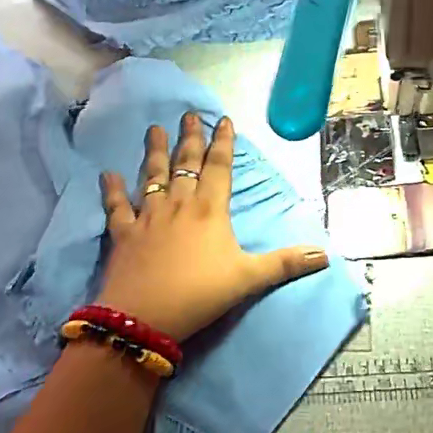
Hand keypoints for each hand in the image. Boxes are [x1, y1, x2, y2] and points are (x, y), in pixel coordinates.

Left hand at [96, 112, 327, 341]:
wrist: (143, 318)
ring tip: (154, 129)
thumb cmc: (200, 293)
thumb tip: (325, 255)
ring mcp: (148, 217)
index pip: (219, 167)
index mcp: (210, 209)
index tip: (224, 120)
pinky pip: (117, 207)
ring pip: (152, 176)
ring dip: (154, 152)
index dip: (224, 143)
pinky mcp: (123, 234)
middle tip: (188, 114)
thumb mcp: (249, 278)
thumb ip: (286, 264)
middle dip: (189, 138)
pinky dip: (112, 190)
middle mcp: (178, 204)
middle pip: (185, 164)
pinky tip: (107, 174)